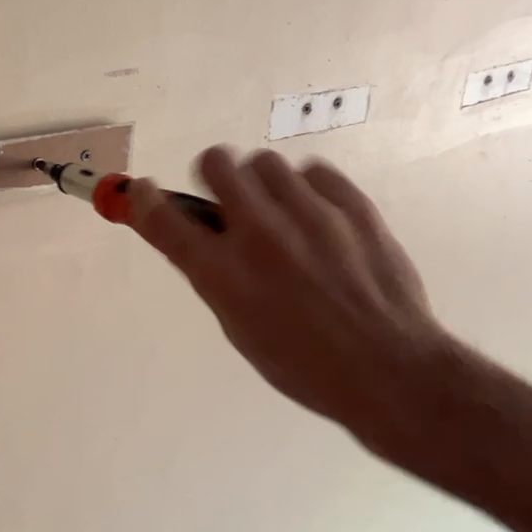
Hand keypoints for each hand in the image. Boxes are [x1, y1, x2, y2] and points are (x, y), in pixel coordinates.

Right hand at [128, 146, 454, 454]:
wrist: (388, 368)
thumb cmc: (304, 366)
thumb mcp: (240, 329)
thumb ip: (217, 279)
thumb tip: (203, 239)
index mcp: (223, 275)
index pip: (163, 219)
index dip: (143, 200)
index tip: (143, 193)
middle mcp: (259, 234)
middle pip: (215, 163)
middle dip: (213, 178)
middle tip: (228, 202)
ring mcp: (308, 214)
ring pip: (264, 162)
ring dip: (261, 184)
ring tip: (280, 214)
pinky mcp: (351, 205)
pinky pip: (313, 171)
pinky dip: (306, 189)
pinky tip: (316, 218)